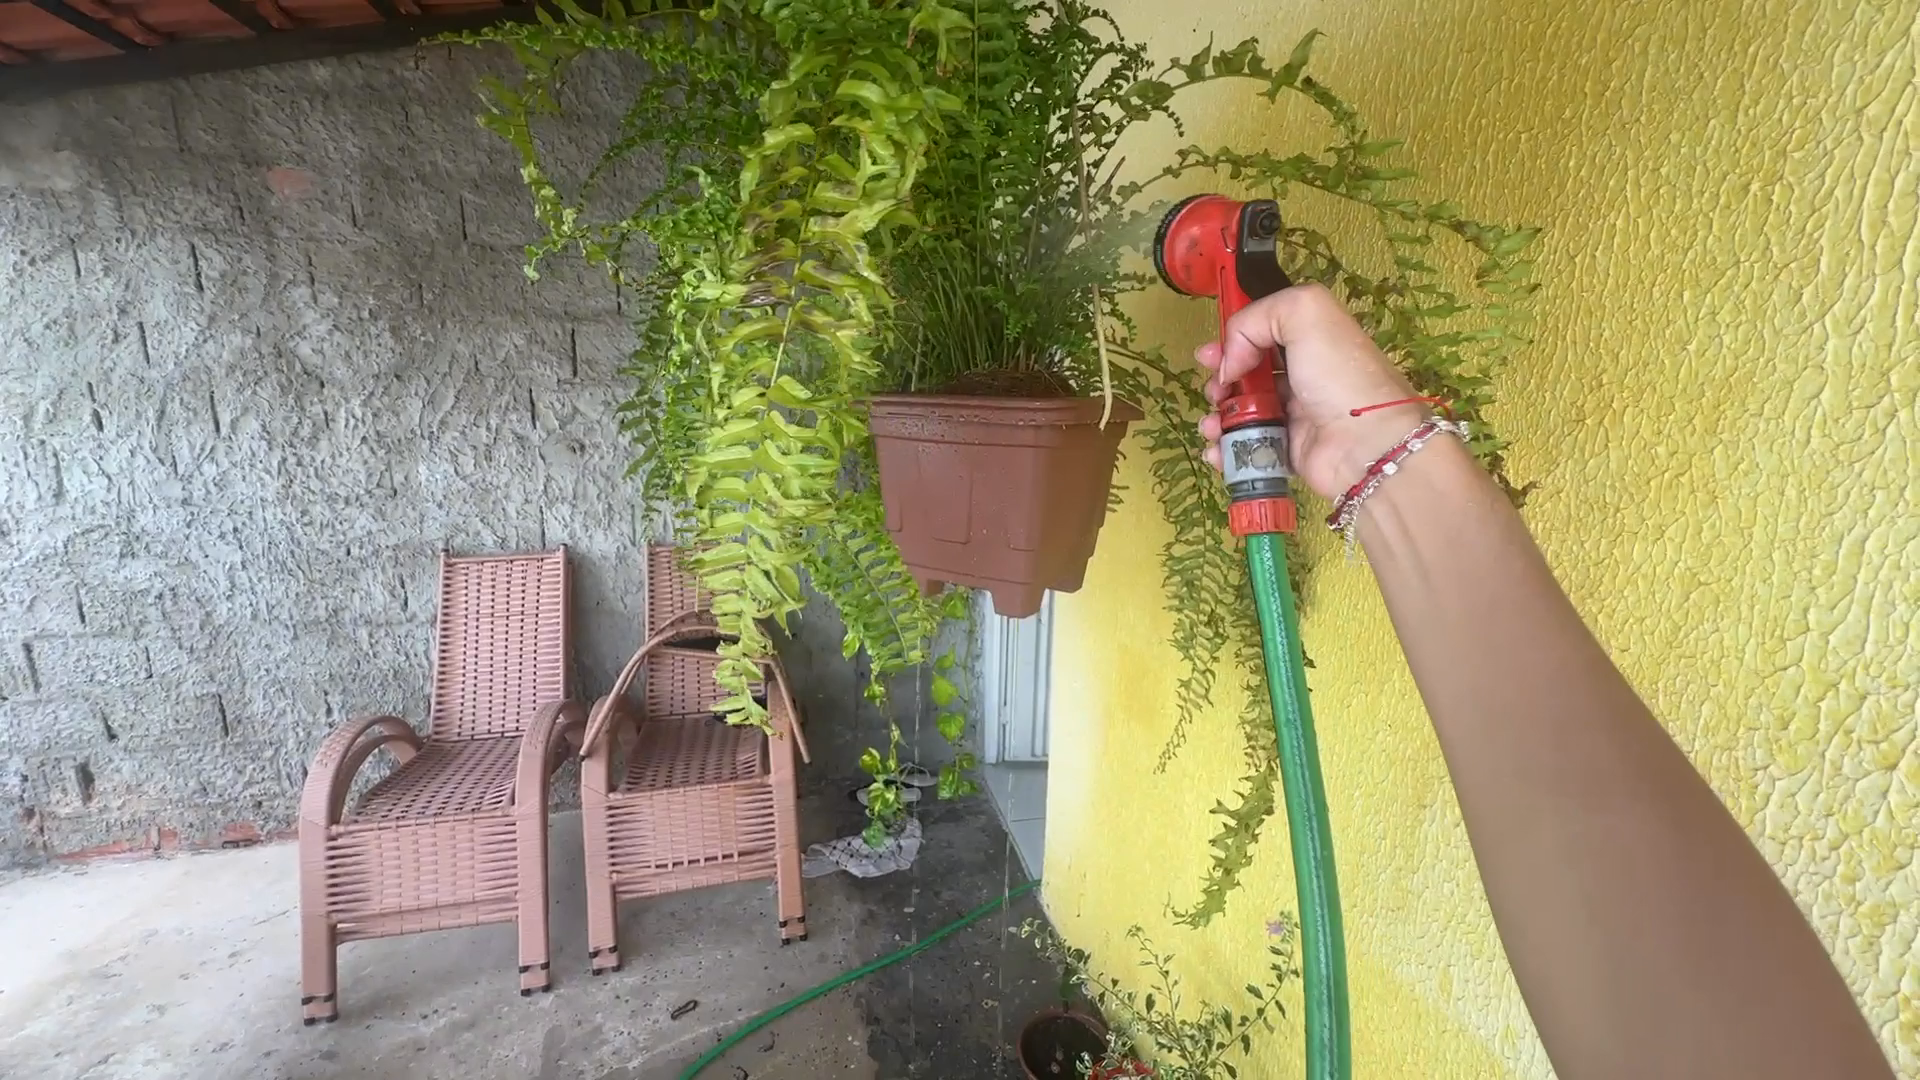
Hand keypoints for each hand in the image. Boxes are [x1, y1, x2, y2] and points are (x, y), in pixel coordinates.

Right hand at [1195, 283, 1427, 499]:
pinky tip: (1217, 450)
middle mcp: (1301, 378)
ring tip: (1213, 426)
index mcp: (1310, 342)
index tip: (1210, 356)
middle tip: (1216, 391)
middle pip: (1245, 375)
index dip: (1231, 342)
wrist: (1363, 443)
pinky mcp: (1284, 451)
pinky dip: (1224, 450)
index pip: (1261, 335)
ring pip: (1240, 413)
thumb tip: (1230, 363)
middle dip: (1220, 382)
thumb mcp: (1306, 314)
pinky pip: (1245, 447)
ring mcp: (1291, 417)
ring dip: (1217, 418)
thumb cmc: (1338, 375)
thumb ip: (1258, 317)